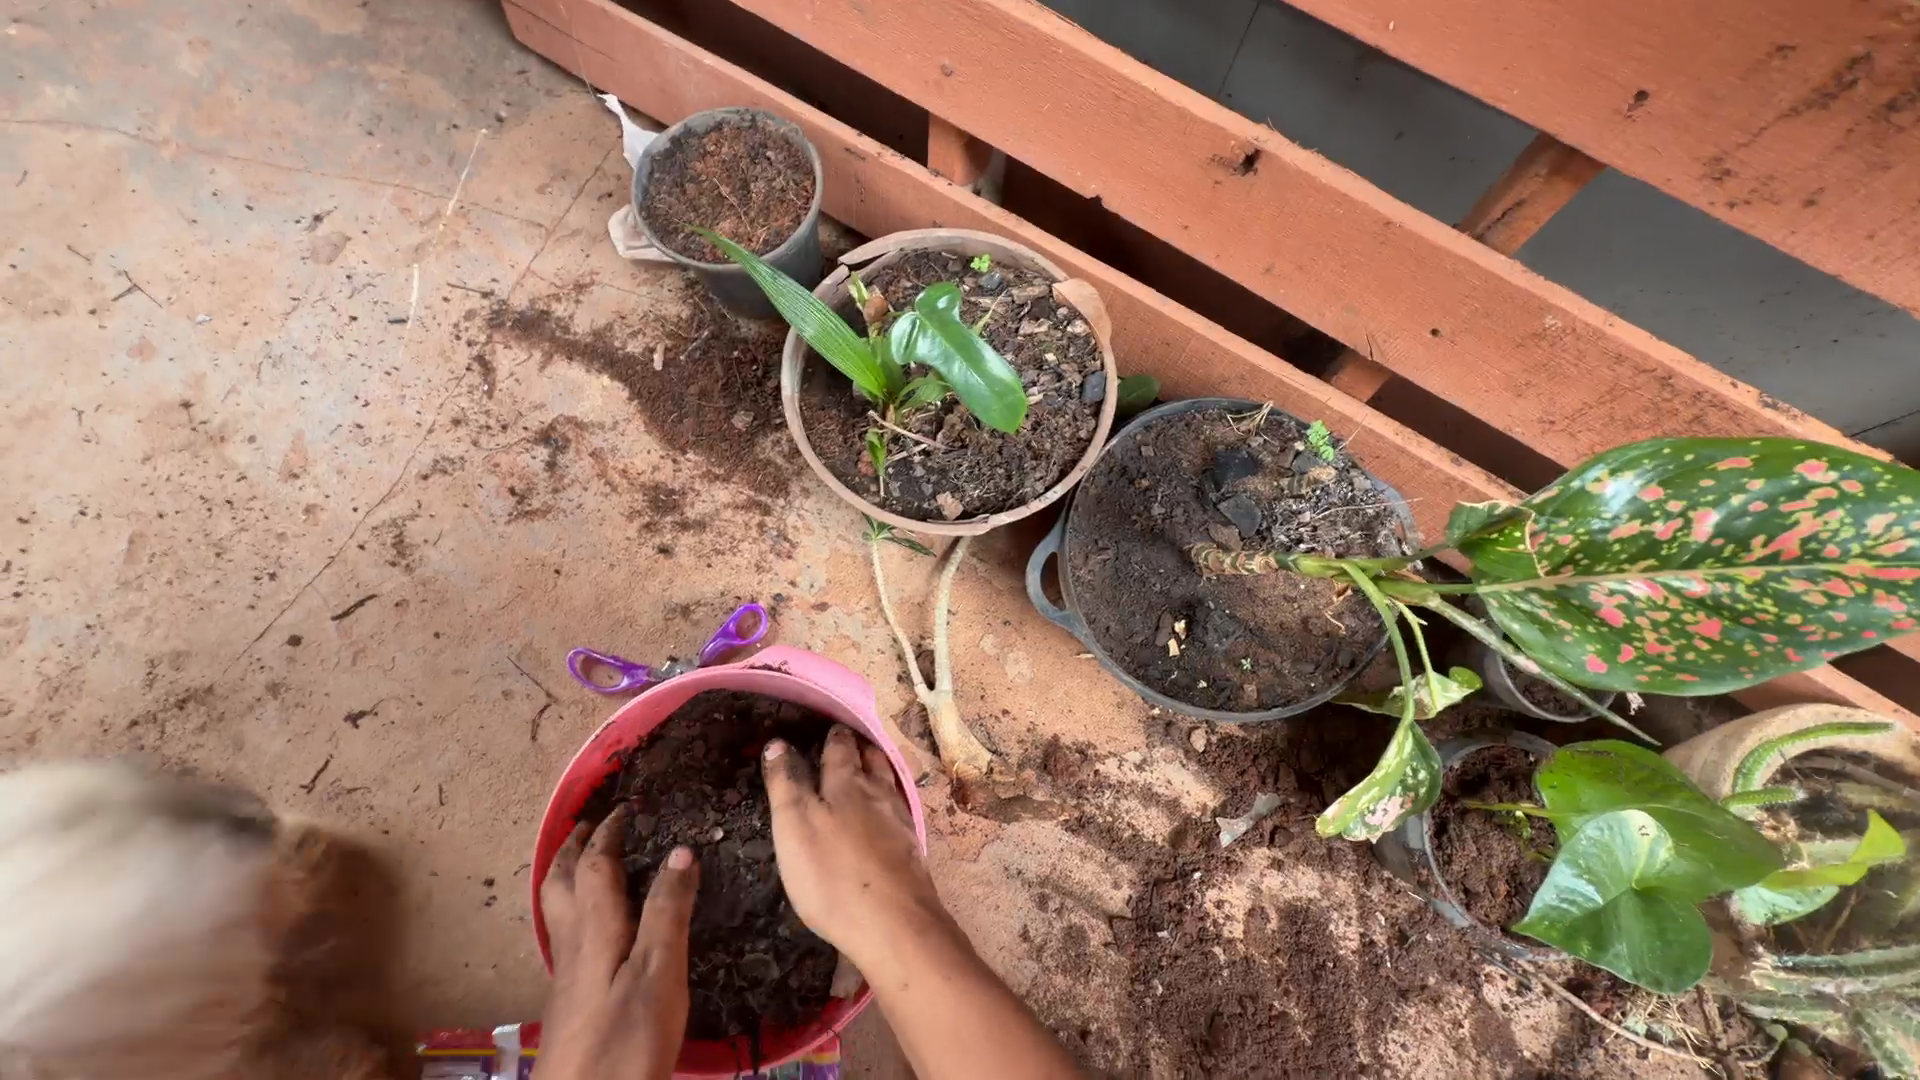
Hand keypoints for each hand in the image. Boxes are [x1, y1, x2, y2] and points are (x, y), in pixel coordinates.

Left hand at [537, 805, 697, 1079]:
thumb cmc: (625, 1044)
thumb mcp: (659, 974)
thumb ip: (668, 911)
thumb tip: (679, 849)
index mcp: (595, 930)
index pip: (594, 866)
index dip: (610, 832)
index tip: (629, 805)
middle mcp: (573, 945)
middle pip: (559, 884)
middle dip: (573, 847)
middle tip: (592, 823)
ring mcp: (568, 976)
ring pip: (559, 909)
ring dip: (568, 874)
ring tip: (588, 859)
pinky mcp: (572, 1001)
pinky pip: (570, 932)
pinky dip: (579, 906)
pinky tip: (601, 924)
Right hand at [761, 726, 945, 968]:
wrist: (895, 922)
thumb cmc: (833, 874)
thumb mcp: (794, 826)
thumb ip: (786, 784)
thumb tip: (777, 743)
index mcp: (847, 783)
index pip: (840, 749)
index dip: (834, 736)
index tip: (831, 726)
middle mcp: (878, 793)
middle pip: (872, 760)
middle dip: (861, 747)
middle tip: (853, 739)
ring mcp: (899, 820)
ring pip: (890, 782)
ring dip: (880, 768)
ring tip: (873, 764)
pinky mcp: (911, 848)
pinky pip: (900, 810)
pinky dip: (892, 799)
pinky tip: (890, 811)